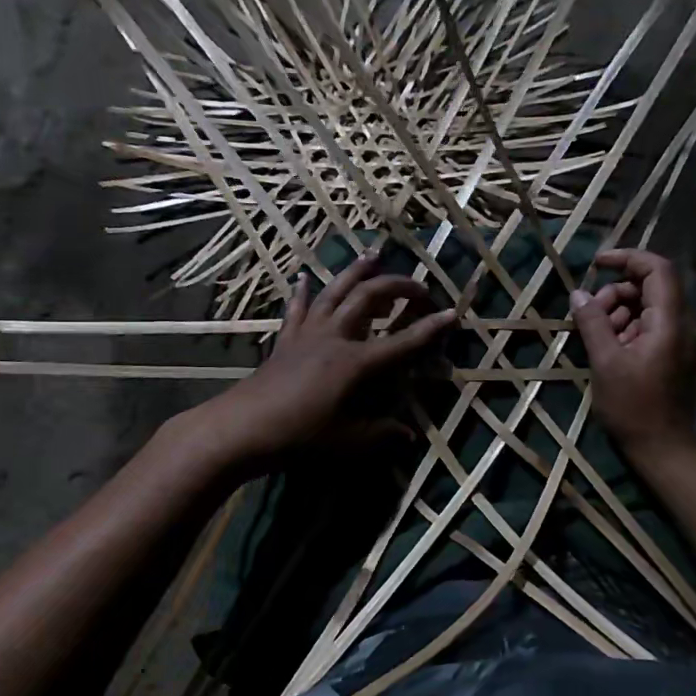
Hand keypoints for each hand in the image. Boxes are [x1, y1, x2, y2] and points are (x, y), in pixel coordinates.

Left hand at [190, 250, 455, 470]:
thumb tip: (408, 435)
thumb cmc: (298, 436)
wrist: (242, 427)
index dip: (430, 328)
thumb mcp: (346, 442)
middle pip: (369, 299)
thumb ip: (380, 434)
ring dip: (356, 271)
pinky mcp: (286, 339)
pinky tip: (304, 278)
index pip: (402, 342)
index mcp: (355, 363)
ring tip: (373, 254)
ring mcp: (308, 334)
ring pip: (336, 291)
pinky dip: (303, 292)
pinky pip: (297, 309)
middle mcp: (335, 338)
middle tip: (419, 287)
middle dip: (398, 287)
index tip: (453, 313)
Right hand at [569, 248, 695, 452]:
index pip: (657, 269)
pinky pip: (646, 328)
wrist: (663, 449)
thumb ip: (593, 323)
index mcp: (669, 323)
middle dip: (615, 292)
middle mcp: (678, 326)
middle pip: (649, 287)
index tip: (597, 264)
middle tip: (589, 313)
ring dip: (616, 312)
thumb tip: (578, 294)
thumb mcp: (605, 362)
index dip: (627, 258)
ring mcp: (675, 342)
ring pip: (645, 308)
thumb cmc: (633, 407)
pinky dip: (624, 329)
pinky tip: (606, 348)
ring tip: (596, 335)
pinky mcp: (668, 356)